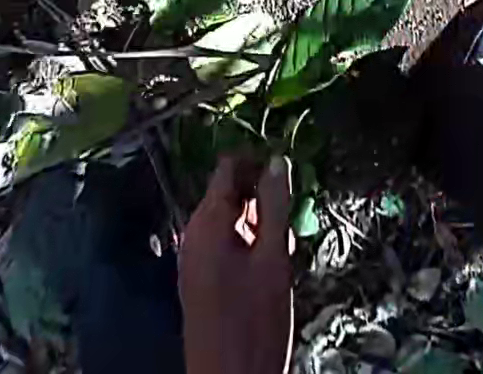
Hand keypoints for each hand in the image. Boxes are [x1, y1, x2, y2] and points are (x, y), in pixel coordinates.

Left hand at [179, 155, 294, 373]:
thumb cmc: (254, 323)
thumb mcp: (273, 259)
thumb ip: (274, 206)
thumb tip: (276, 160)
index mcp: (208, 221)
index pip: (228, 167)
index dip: (257, 163)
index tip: (286, 176)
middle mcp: (194, 232)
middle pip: (227, 192)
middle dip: (259, 197)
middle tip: (290, 220)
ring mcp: (192, 256)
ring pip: (227, 219)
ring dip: (255, 222)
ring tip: (282, 248)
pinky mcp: (197, 278)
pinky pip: (221, 242)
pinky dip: (244, 242)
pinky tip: (266, 269)